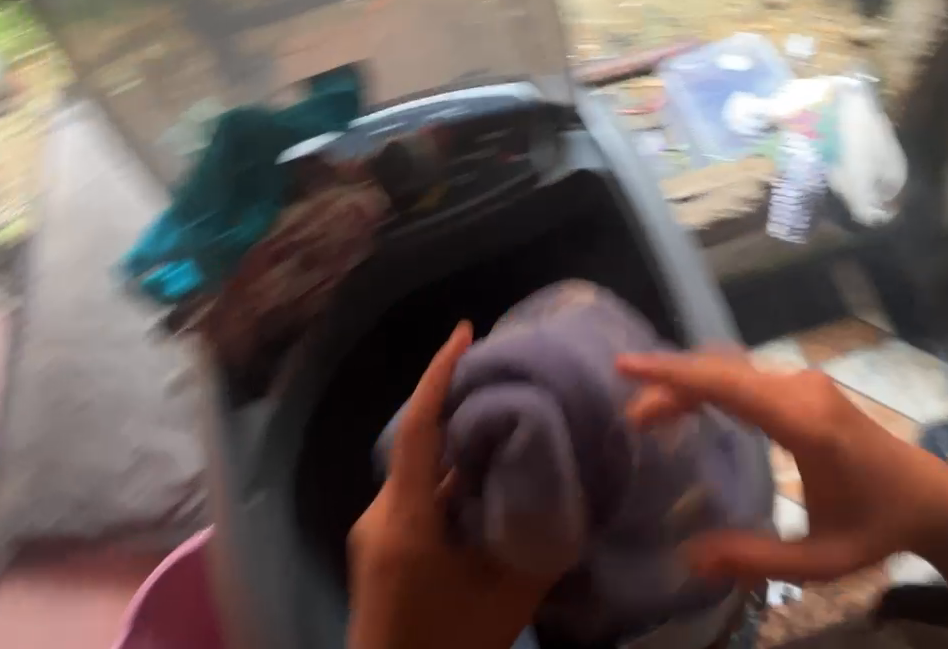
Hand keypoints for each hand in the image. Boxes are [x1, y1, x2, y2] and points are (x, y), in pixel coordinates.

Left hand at [348, 322, 553, 648]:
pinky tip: (483, 484)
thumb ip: (540, 537)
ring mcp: (373, 531)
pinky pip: (416, 493)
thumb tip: (574, 488)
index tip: (464, 331)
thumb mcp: (508, 596)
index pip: (419, 428)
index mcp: (405, 520)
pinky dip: (449, 478)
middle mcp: (379, 514)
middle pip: (422, 443)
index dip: (439, 373)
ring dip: (459, 449)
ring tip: (507, 431)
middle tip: (508, 382)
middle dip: (462, 407)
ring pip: (422, 471)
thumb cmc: (448, 647)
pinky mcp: (378, 546)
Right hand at [617, 351, 947, 583]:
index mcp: (803, 423)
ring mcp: (803, 381)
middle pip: (721, 373)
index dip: (673, 374)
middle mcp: (800, 388)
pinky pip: (747, 375)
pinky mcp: (803, 384)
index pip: (726, 385)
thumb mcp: (818, 559)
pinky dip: (712, 385)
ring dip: (689, 385)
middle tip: (632, 417)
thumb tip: (689, 559)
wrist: (925, 495)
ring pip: (732, 370)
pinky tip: (689, 404)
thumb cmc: (874, 527)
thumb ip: (755, 558)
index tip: (627, 366)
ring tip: (649, 415)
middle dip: (670, 386)